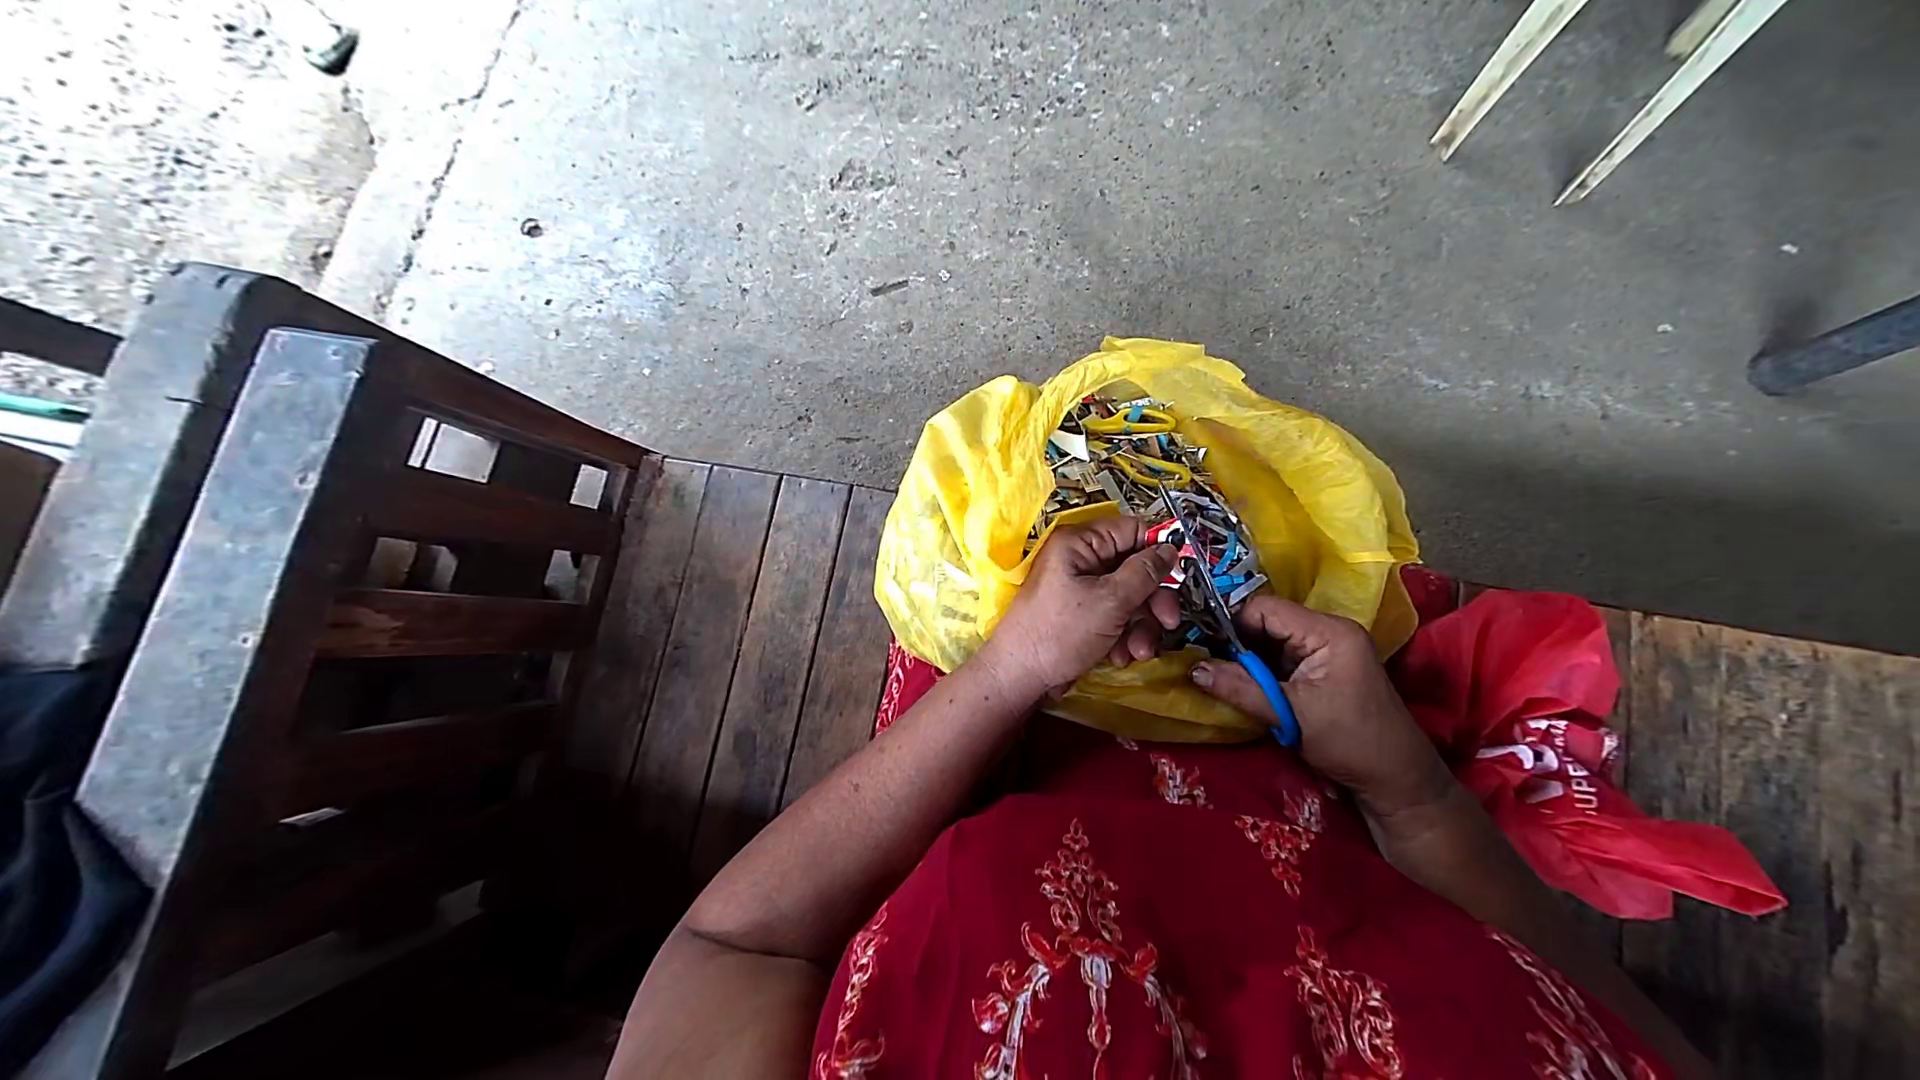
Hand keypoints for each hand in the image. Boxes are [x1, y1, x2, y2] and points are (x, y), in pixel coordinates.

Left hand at [976, 517, 1179, 699]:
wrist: (1020, 676)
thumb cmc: (1059, 632)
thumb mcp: (1110, 601)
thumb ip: (1144, 572)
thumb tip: (1169, 548)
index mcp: (1079, 543)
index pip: (1131, 529)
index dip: (1158, 549)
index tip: (1180, 572)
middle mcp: (1079, 560)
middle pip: (1134, 567)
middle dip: (1153, 599)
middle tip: (1168, 622)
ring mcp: (1080, 589)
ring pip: (1129, 597)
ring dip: (1141, 625)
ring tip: (1138, 651)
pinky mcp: (1082, 615)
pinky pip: (1114, 616)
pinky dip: (1123, 636)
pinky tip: (1120, 656)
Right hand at [1188, 596, 1453, 817]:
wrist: (1399, 785)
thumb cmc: (1353, 744)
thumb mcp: (1291, 715)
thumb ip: (1240, 688)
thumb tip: (1192, 668)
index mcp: (1329, 631)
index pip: (1264, 608)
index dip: (1230, 624)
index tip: (1202, 646)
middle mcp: (1327, 631)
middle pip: (1265, 622)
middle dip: (1234, 642)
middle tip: (1203, 662)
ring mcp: (1325, 650)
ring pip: (1268, 641)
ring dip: (1245, 659)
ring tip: (1217, 675)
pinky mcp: (1320, 669)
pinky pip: (1278, 658)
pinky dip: (1258, 671)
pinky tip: (1240, 685)